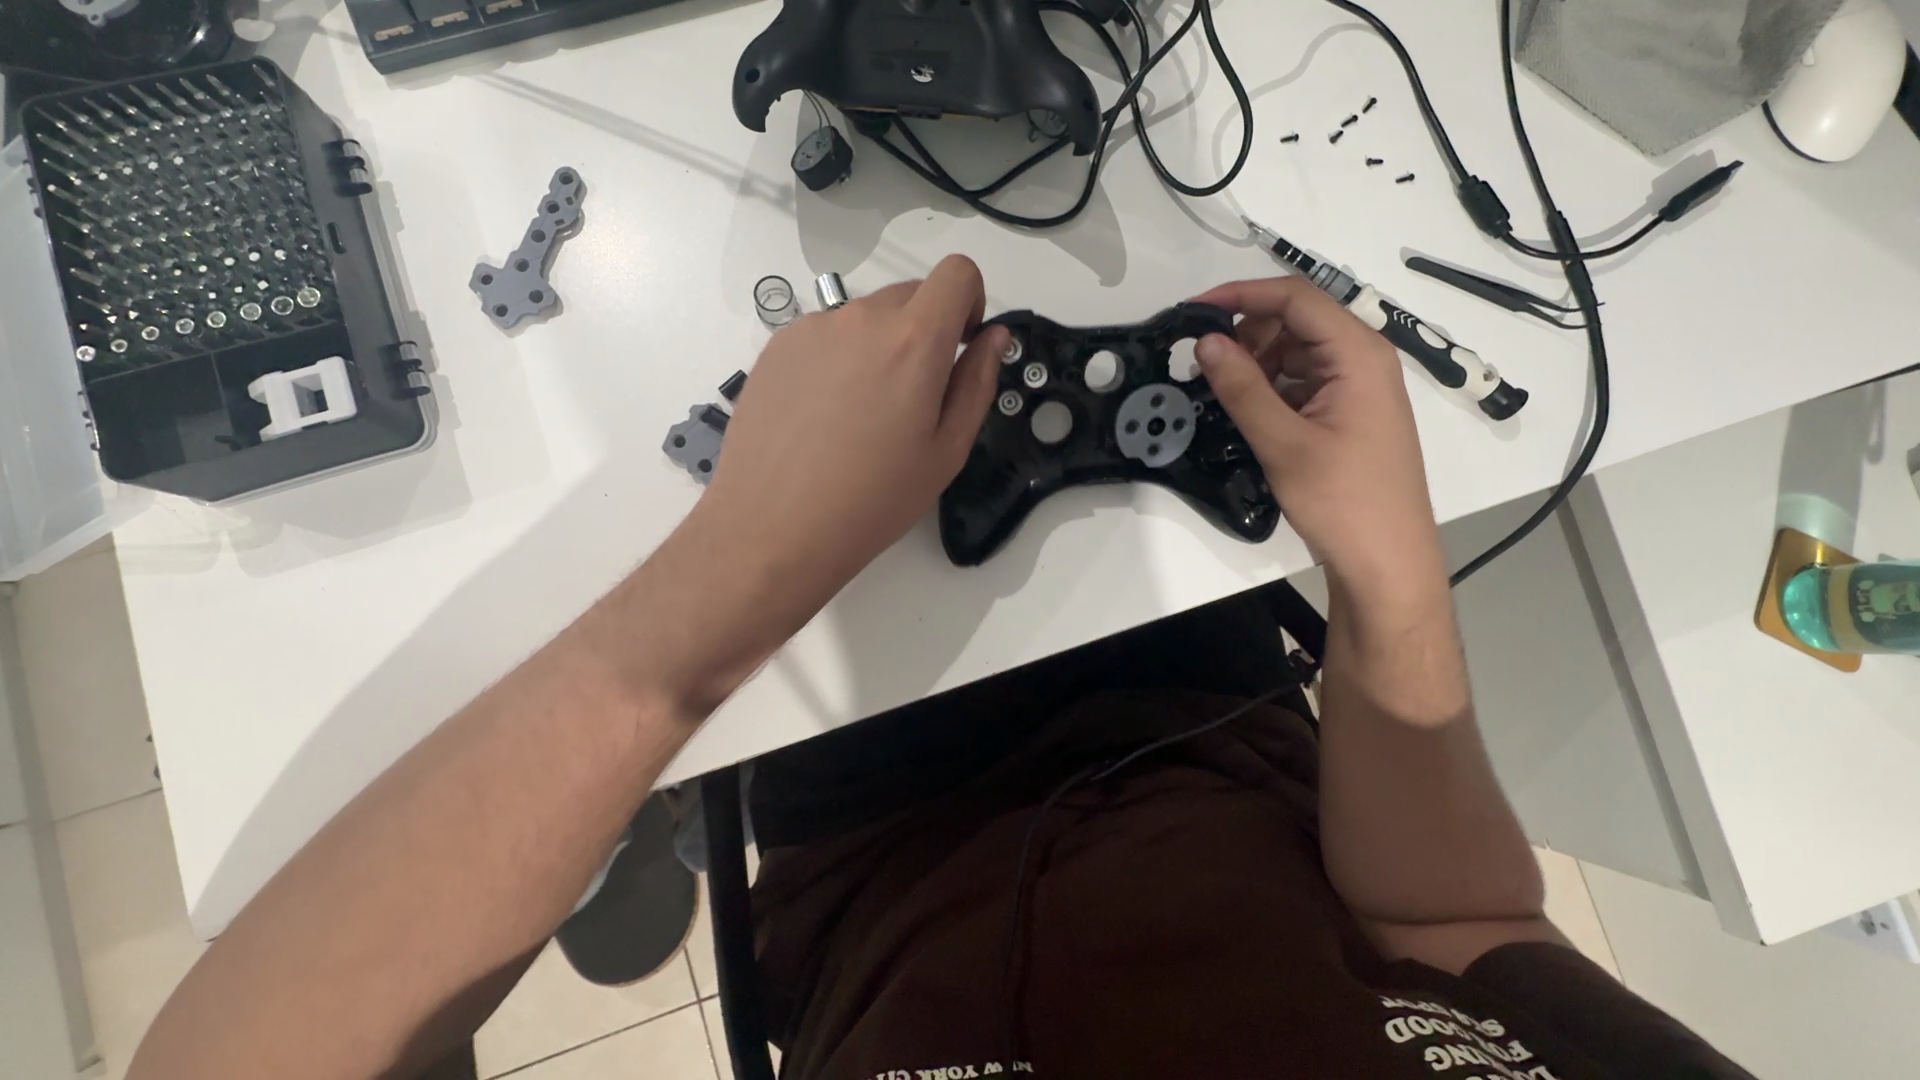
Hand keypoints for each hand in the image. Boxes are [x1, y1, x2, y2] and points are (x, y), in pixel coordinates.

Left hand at [636, 256, 1005, 713]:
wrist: (774, 527)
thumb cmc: (870, 500)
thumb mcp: (946, 451)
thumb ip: (977, 382)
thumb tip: (993, 337)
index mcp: (913, 341)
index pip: (958, 272)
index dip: (969, 302)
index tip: (960, 343)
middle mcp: (860, 319)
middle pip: (911, 293)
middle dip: (925, 330)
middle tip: (914, 396)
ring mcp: (812, 329)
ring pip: (865, 317)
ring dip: (878, 347)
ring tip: (862, 415)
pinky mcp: (777, 347)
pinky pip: (824, 335)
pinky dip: (837, 359)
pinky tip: (825, 416)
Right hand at [1192, 276, 1440, 581]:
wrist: (1385, 561)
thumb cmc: (1342, 500)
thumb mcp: (1284, 443)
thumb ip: (1242, 388)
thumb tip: (1205, 342)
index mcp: (1358, 354)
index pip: (1296, 298)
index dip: (1241, 295)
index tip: (1192, 311)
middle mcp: (1362, 360)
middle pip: (1296, 322)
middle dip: (1246, 335)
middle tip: (1203, 366)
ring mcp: (1357, 388)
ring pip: (1296, 353)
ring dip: (1255, 365)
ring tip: (1220, 394)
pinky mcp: (1347, 413)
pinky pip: (1303, 382)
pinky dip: (1270, 389)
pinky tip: (1245, 413)